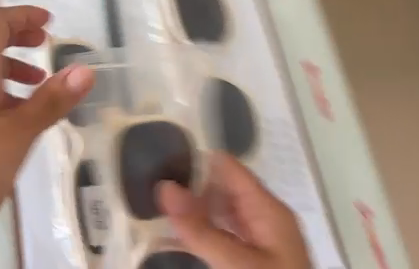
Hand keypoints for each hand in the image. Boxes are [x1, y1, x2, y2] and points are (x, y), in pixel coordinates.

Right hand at [157, 153, 311, 268]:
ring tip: (153, 211)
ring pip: (218, 213)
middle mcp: (264, 217)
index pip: (225, 166)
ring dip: (190, 213)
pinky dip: (198, 235)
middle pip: (220, 188)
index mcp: (268, 209)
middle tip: (149, 190)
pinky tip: (172, 240)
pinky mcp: (252, 260)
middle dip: (188, 189)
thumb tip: (163, 187)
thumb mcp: (237, 264)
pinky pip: (221, 236)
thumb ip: (200, 229)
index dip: (194, 160)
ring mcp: (259, 240)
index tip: (158, 163)